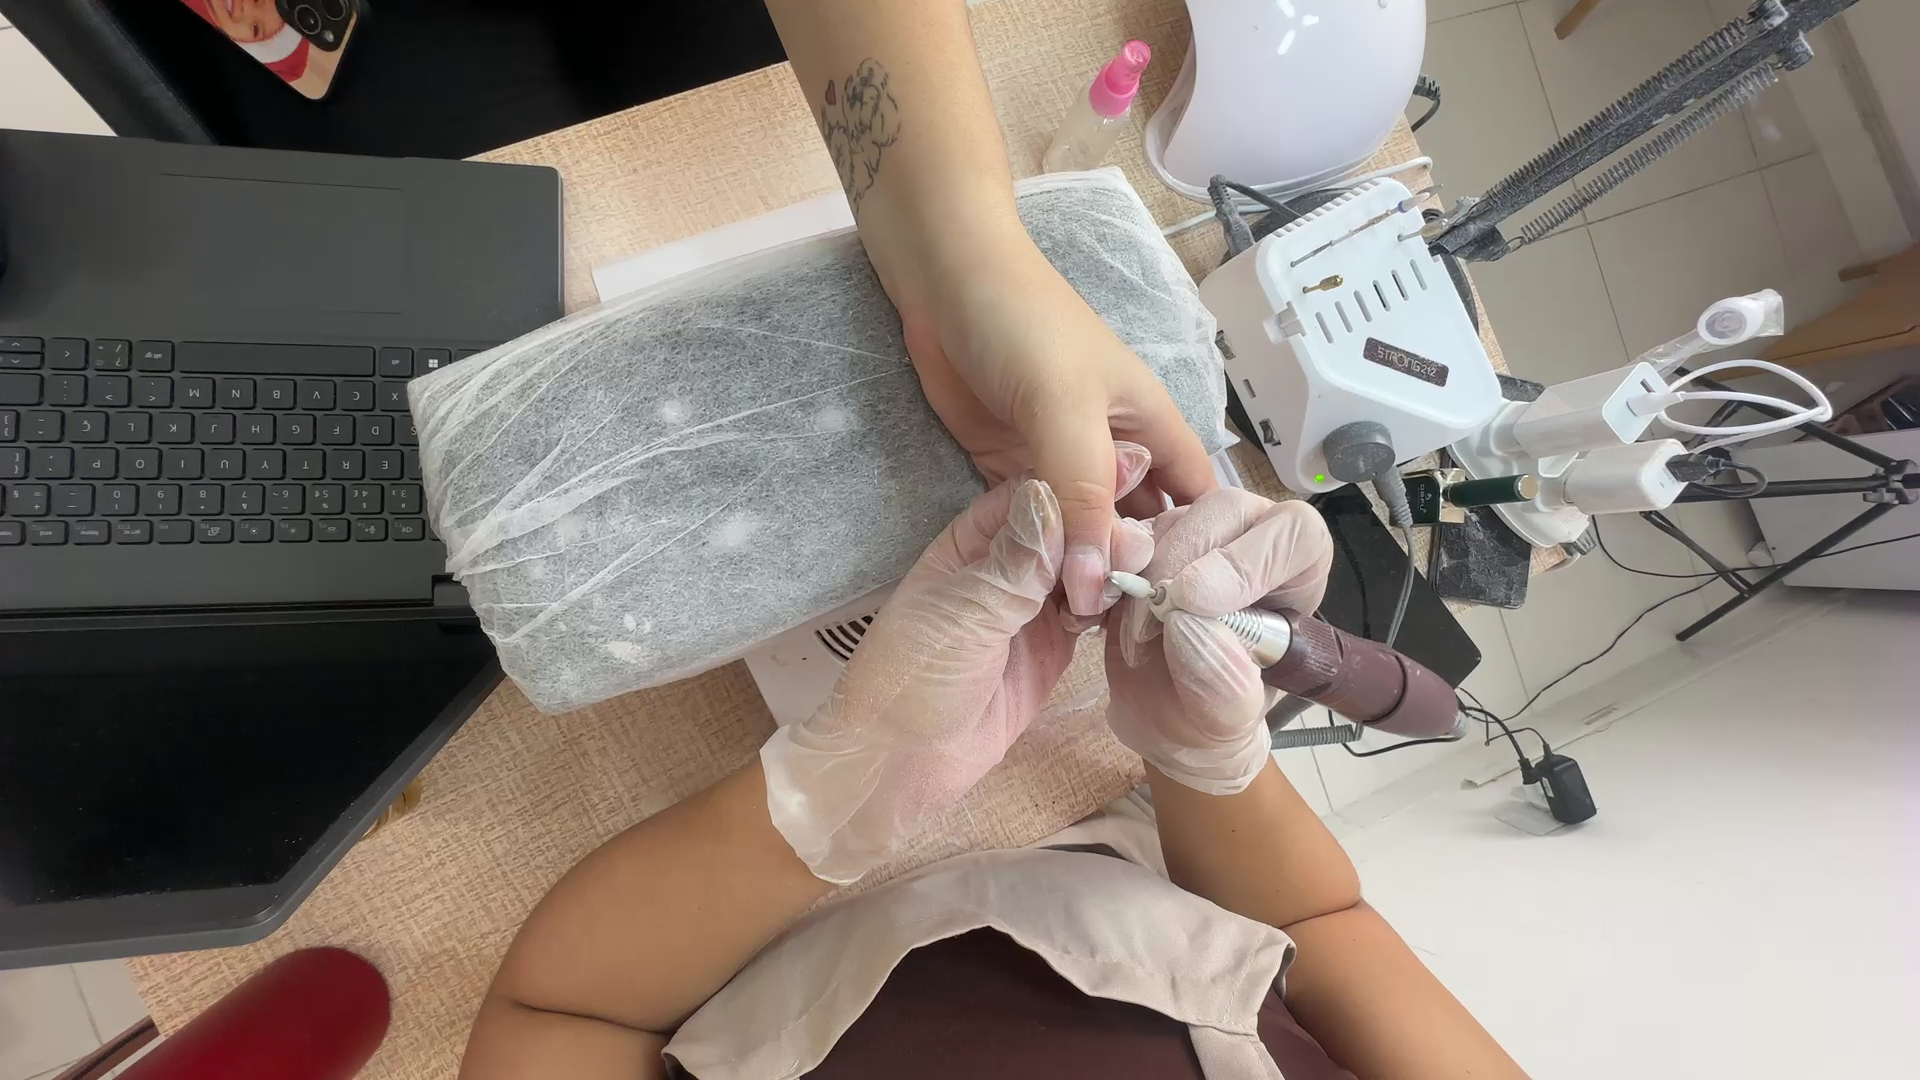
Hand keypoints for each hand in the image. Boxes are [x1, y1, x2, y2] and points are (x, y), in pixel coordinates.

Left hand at [762, 451, 1154, 884]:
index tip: (1126, 471)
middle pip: (1064, 532)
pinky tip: (1138, 597)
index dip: (1074, 486)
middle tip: (1141, 535)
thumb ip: (1013, 563)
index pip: (1030, 498)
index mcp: (971, 542)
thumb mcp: (963, 614)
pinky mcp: (1053, 645)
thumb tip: (1052, 494)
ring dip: (1112, 567)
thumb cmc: (915, 676)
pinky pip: (1090, 613)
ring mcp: (1031, 607)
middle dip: (1101, 530)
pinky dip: (1112, 605)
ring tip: (1147, 563)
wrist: (905, 762)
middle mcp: (1006, 566)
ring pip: (1082, 571)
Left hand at [897, 241, 1217, 619]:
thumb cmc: (1027, 329)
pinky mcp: (1014, 471)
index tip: (1191, 612)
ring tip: (1087, 633)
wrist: (944, 285)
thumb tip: (1097, 585)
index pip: (1198, 499)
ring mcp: (1060, 464)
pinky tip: (1041, 596)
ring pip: (1086, 529)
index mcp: (1150, 428)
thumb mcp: (1068, 411)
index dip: (1202, 550)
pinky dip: (1043, 554)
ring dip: (1086, 570)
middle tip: (1130, 640)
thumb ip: (1084, 496)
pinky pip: (1039, 522)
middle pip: (1140, 523)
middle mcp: (1113, 453)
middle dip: (1138, 571)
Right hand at [1103, 490, 1333, 794]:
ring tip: (1133, 634)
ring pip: (1165, 519)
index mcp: (1294, 570)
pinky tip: (1102, 615)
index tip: (1196, 604)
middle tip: (1152, 621)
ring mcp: (1188, 530)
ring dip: (1137, 571)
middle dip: (1180, 562)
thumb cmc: (1210, 716)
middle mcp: (1246, 536)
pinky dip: (1101, 572)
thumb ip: (1223, 682)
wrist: (1157, 718)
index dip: (1246, 561)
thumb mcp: (1228, 721)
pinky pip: (1116, 536)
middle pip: (1221, 510)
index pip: (1294, 533)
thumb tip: (1186, 624)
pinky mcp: (1137, 540)